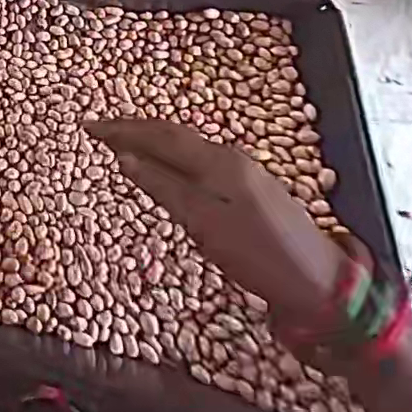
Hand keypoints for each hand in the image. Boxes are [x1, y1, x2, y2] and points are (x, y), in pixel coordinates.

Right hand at [86, 119, 343, 327]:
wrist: (323, 284)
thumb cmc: (257, 253)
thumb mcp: (201, 222)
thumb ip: (161, 186)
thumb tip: (124, 158)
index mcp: (216, 161)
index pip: (158, 135)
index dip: (121, 130)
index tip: (88, 127)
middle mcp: (228, 157)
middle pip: (171, 134)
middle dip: (132, 129)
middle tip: (98, 129)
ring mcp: (242, 170)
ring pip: (185, 145)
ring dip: (150, 140)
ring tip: (121, 142)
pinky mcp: (249, 186)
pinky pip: (197, 158)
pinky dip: (169, 154)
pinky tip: (160, 164)